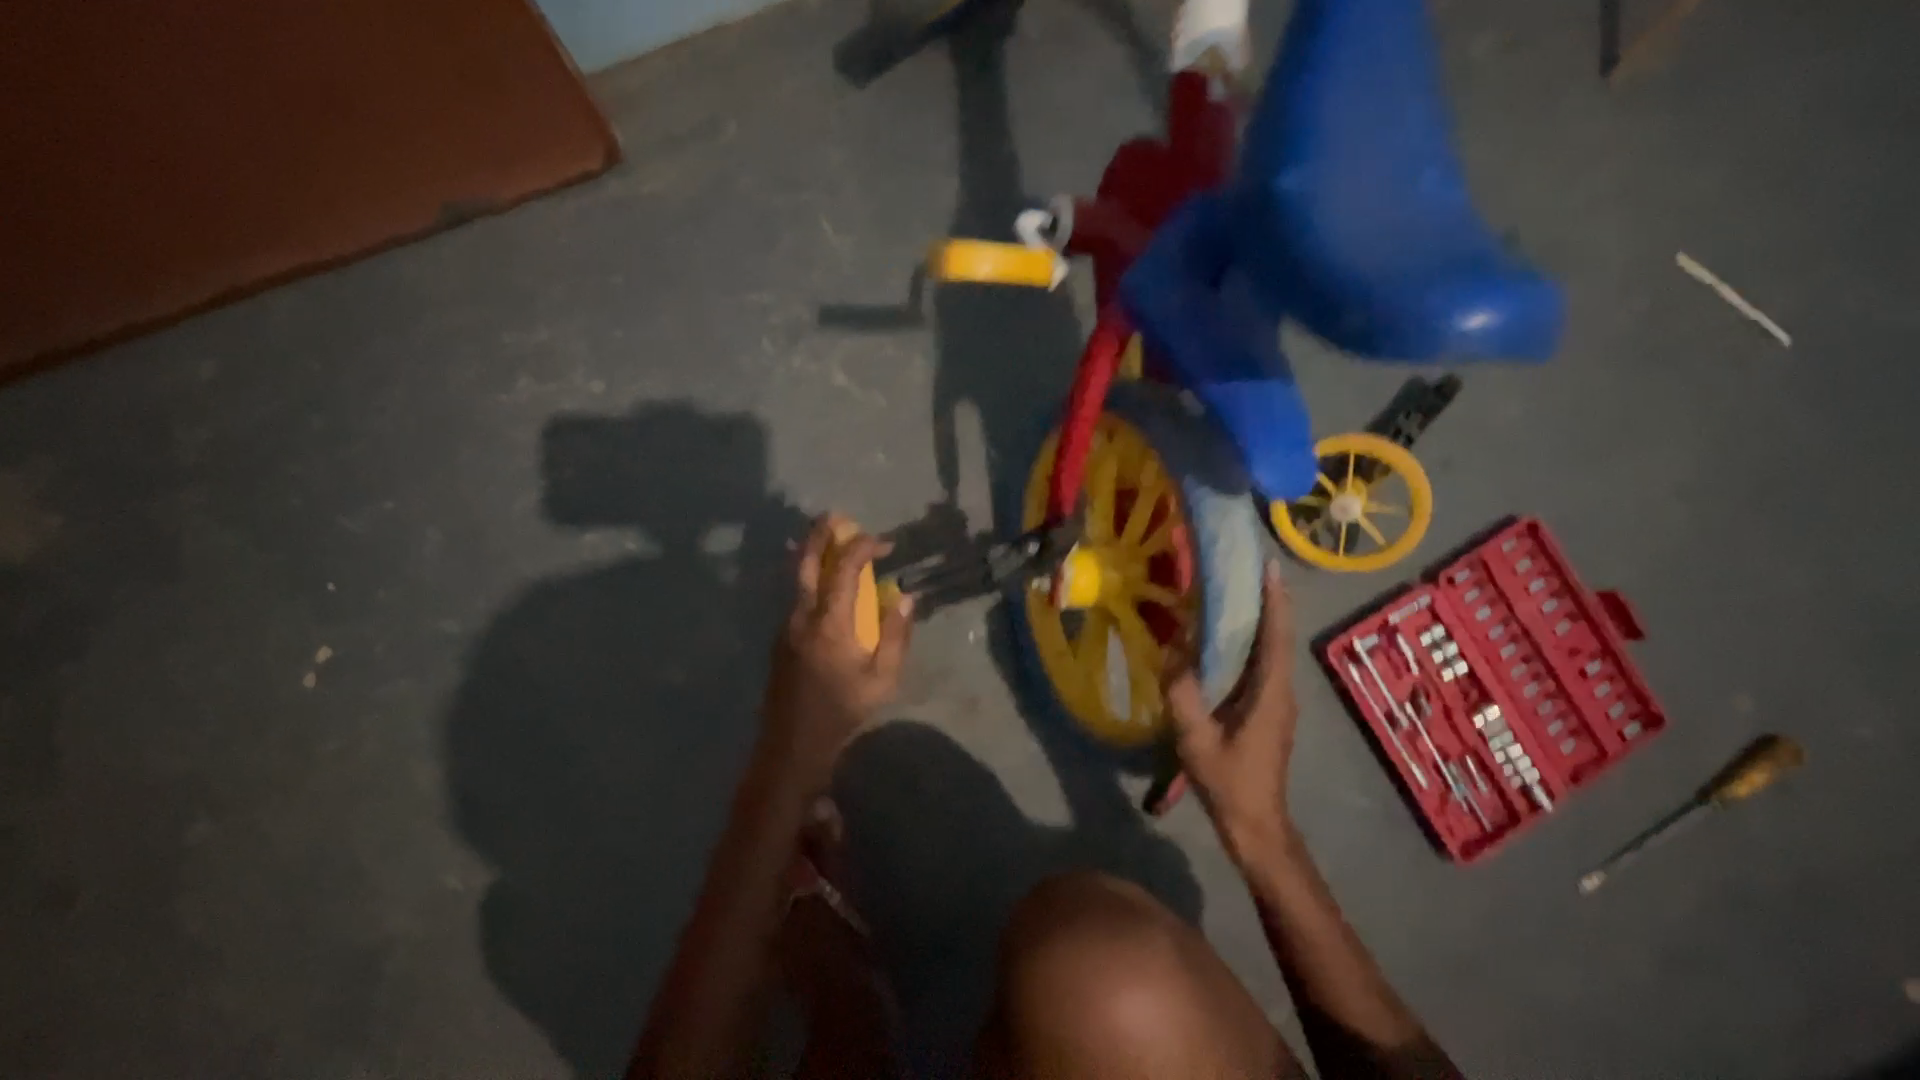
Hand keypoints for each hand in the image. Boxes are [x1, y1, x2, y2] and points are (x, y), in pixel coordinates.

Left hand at [761, 515, 913, 790]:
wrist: (792, 745)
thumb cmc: (842, 713)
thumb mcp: (882, 679)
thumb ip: (896, 635)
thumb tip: (904, 597)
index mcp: (829, 623)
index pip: (844, 570)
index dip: (862, 547)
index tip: (882, 541)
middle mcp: (802, 616)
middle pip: (806, 562)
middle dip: (820, 534)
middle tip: (838, 516)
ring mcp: (786, 626)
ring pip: (797, 578)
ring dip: (814, 554)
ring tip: (835, 543)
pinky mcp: (781, 638)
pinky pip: (797, 595)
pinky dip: (811, 578)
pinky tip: (827, 583)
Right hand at [1163, 562, 1298, 862]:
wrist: (1255, 824)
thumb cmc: (1230, 782)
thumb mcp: (1197, 740)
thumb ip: (1183, 695)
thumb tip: (1171, 652)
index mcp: (1270, 693)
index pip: (1276, 637)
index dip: (1275, 600)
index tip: (1269, 566)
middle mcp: (1280, 691)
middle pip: (1277, 637)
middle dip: (1265, 601)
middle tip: (1242, 568)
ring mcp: (1276, 702)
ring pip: (1270, 651)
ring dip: (1258, 621)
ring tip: (1232, 592)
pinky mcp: (1267, 711)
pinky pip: (1260, 666)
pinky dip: (1248, 644)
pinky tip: (1223, 639)